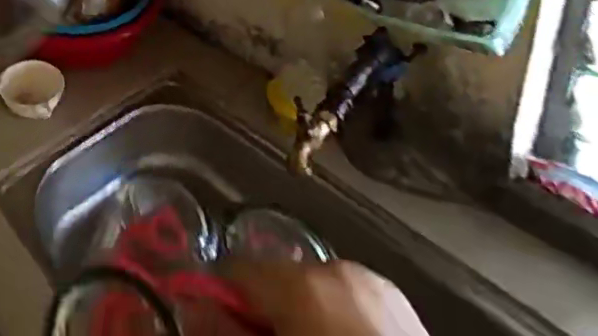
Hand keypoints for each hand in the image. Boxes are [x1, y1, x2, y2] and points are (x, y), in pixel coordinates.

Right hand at [230, 262, 428, 335]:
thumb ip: (228, 335)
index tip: (214, 331)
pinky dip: (332, 325)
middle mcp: (338, 268)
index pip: (235, 270)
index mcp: (303, 283)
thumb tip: (195, 311)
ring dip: (296, 320)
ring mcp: (375, 285)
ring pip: (312, 292)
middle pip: (275, 279)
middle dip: (261, 315)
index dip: (219, 303)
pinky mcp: (402, 308)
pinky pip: (347, 306)